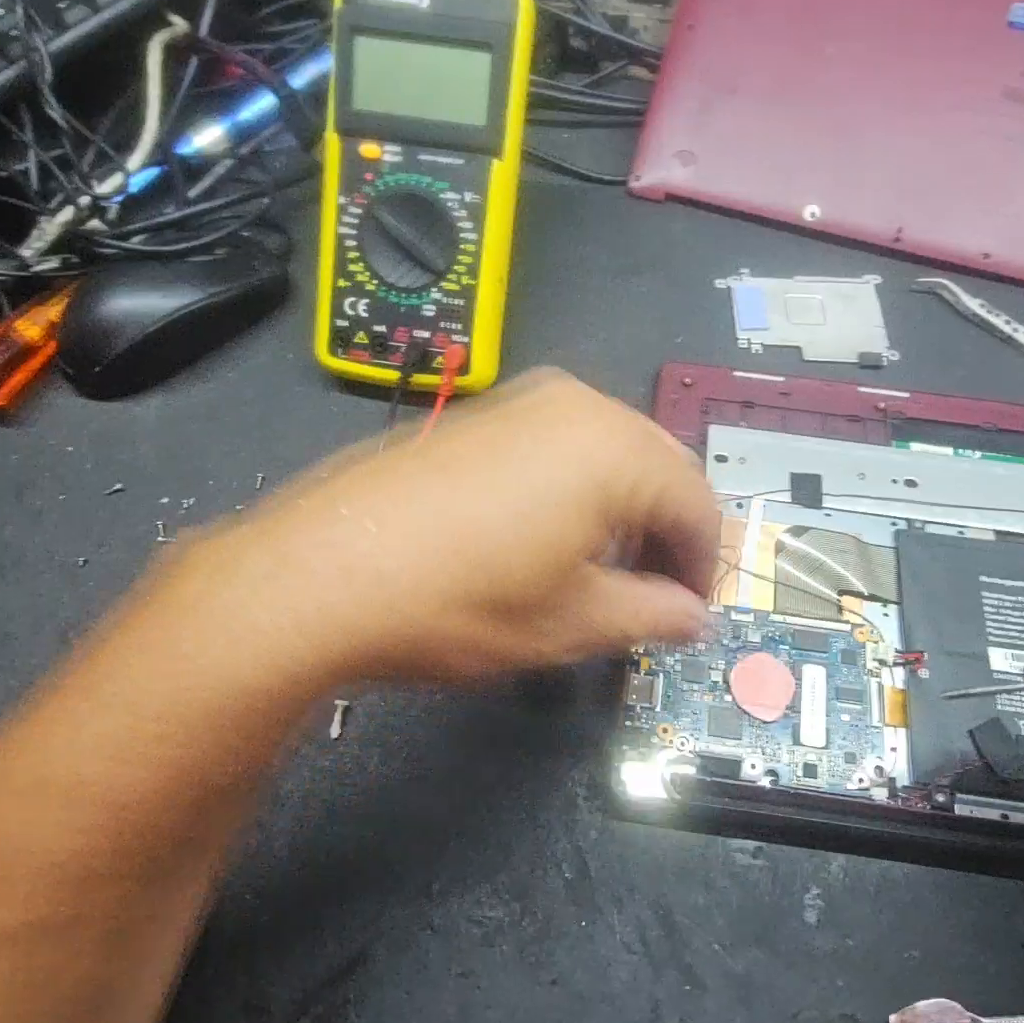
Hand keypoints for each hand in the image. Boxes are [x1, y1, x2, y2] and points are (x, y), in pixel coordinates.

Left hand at [149, 369, 717, 685]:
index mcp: (615, 448)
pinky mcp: (483, 414)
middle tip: (656, 594)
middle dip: (668, 531)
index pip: (697, 503)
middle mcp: (577, 405)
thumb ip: (651, 614)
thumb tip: (692, 617)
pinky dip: (581, 486)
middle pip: (660, 466)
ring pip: (611, 450)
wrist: (320, 572)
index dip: (703, 565)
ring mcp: (523, 400)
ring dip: (627, 507)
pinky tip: (551, 535)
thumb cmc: (460, 601)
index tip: (692, 613)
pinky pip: (562, 443)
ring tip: (605, 569)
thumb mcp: (570, 622)